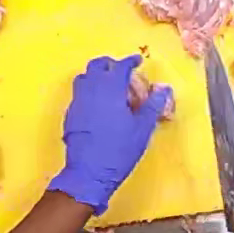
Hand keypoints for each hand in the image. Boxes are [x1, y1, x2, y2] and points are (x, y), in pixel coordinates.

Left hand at [47, 54, 171, 213]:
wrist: (89, 172)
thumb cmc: (119, 150)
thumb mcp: (142, 128)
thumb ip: (152, 105)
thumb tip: (163, 89)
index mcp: (110, 89)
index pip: (120, 66)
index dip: (130, 61)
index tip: (137, 60)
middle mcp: (90, 90)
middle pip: (97, 66)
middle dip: (110, 64)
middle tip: (121, 69)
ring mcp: (77, 102)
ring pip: (83, 78)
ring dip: (96, 76)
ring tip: (108, 85)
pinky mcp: (70, 115)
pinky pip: (78, 94)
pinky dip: (88, 91)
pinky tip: (98, 105)